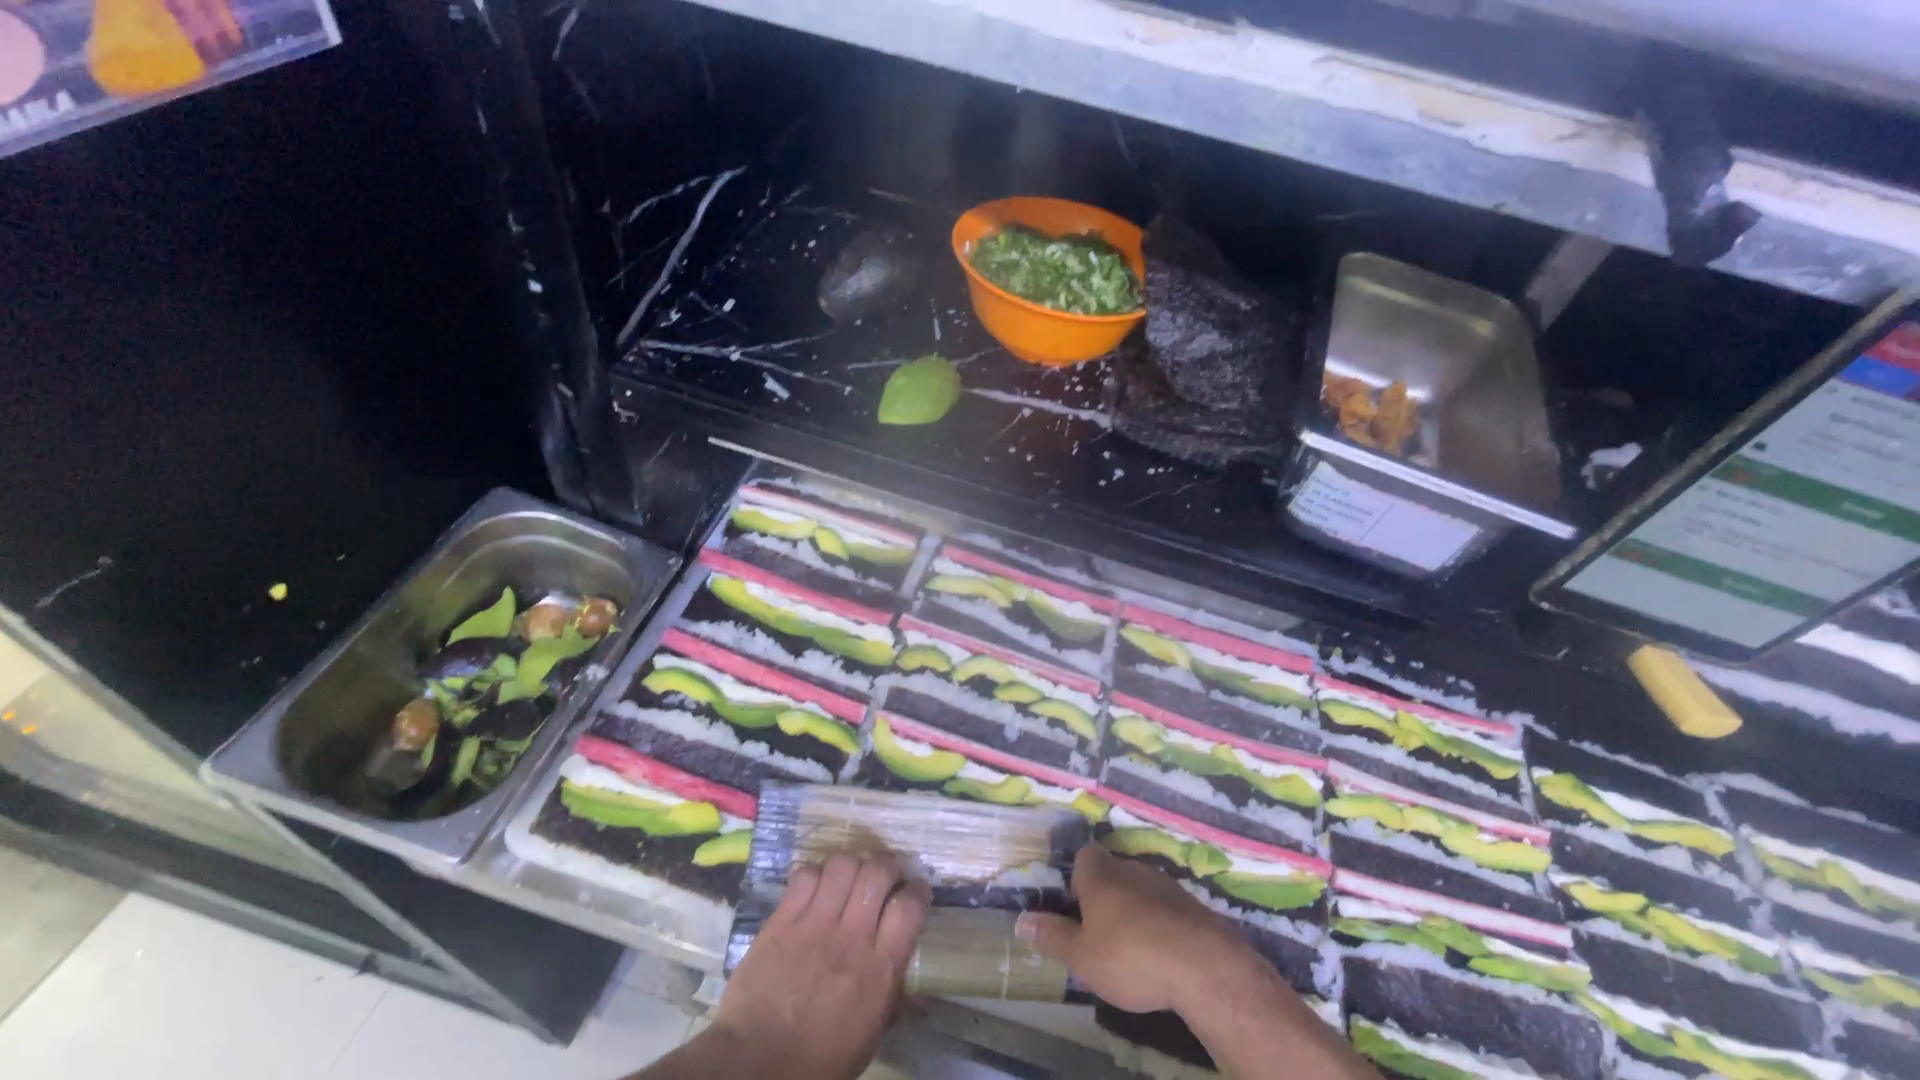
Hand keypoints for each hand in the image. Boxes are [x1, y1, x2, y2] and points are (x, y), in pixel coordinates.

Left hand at [709, 855, 932, 1079]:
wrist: (758, 1062)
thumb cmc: (821, 1059)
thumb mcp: (871, 1034)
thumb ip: (891, 996)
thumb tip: (907, 978)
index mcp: (880, 970)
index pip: (909, 907)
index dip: (917, 890)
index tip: (916, 890)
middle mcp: (851, 937)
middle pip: (877, 874)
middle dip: (887, 865)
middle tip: (886, 873)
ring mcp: (814, 925)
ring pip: (841, 866)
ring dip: (851, 865)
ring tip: (849, 876)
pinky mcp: (780, 922)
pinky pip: (803, 877)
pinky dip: (815, 873)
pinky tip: (816, 885)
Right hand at [1016, 843, 1251, 1013]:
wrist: (1206, 968)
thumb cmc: (1130, 957)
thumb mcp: (1081, 956)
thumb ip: (1052, 936)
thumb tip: (1021, 920)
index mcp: (1101, 874)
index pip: (1083, 855)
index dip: (1075, 876)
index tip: (1071, 905)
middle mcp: (1133, 869)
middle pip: (1111, 872)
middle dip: (1102, 896)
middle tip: (1094, 931)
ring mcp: (1167, 885)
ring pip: (1139, 890)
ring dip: (1132, 911)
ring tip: (1126, 947)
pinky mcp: (1193, 907)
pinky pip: (1165, 909)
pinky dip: (1158, 925)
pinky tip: (1158, 954)